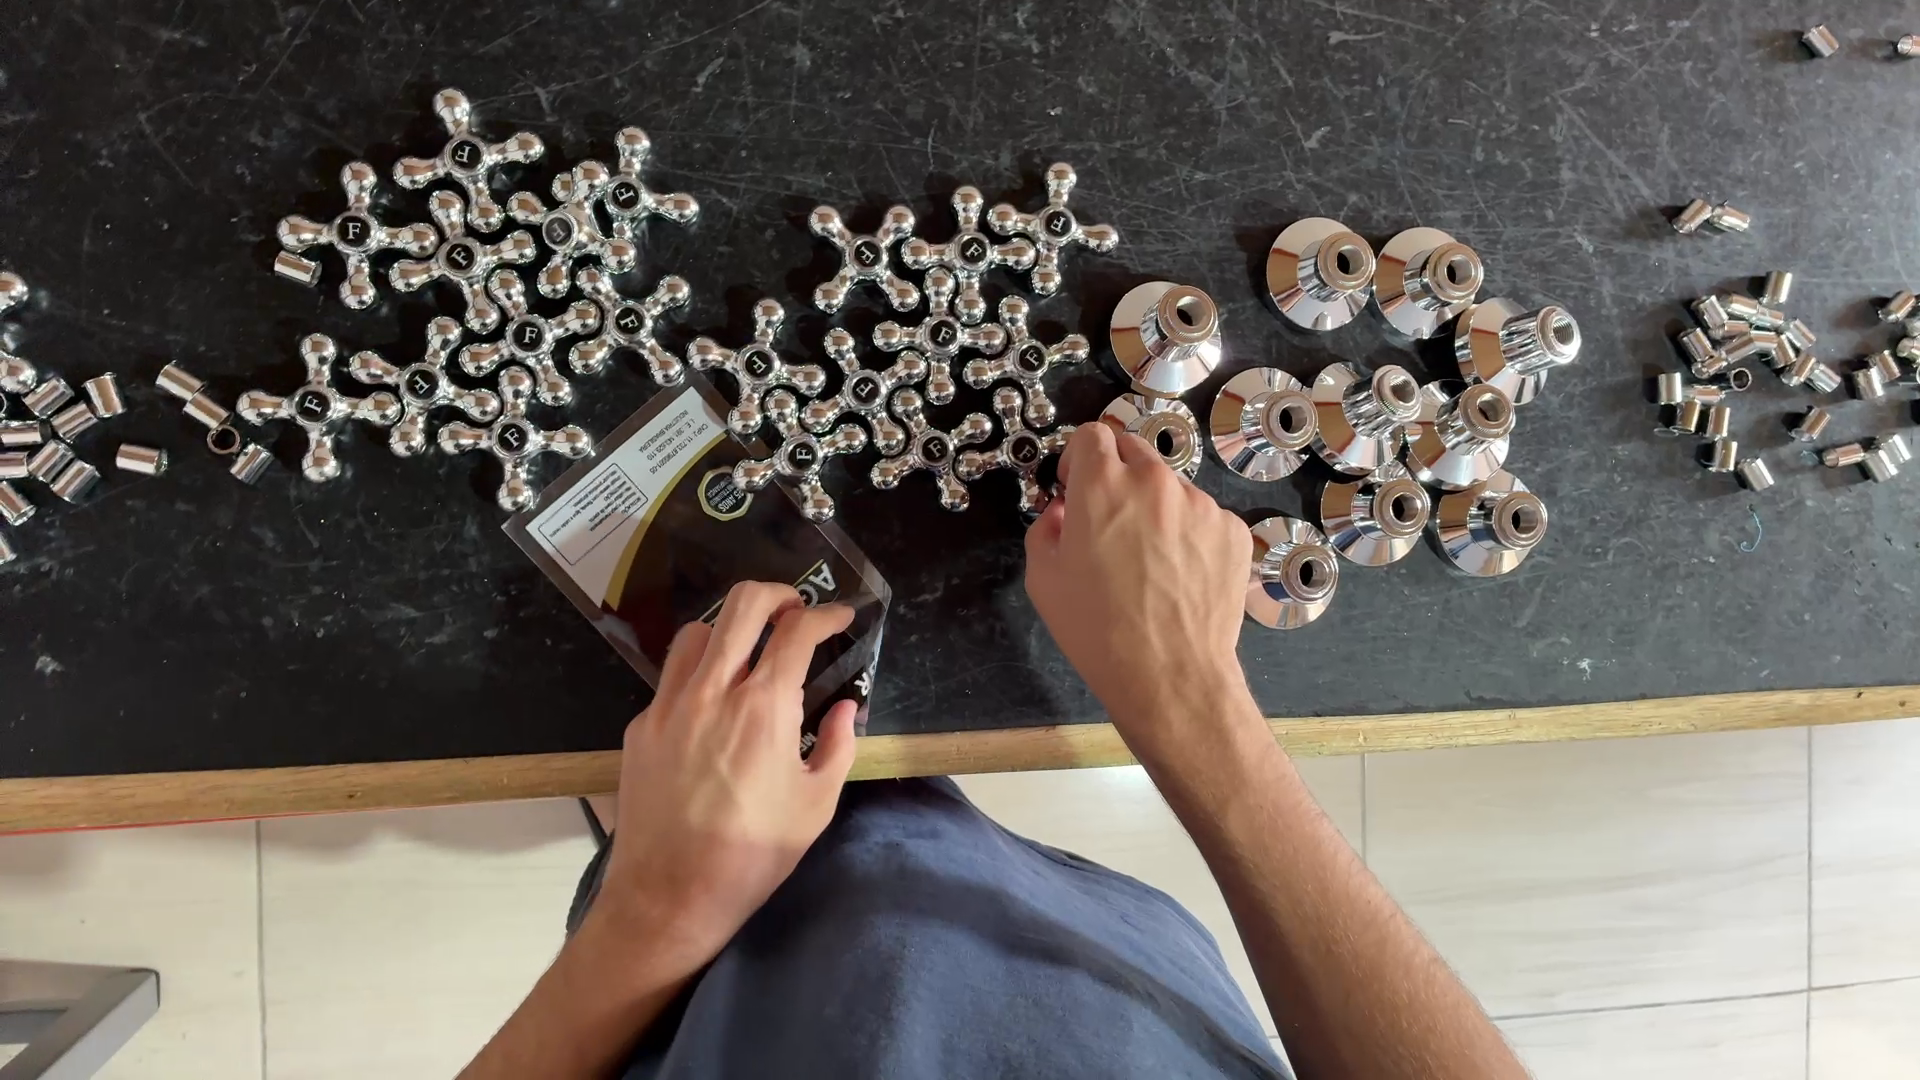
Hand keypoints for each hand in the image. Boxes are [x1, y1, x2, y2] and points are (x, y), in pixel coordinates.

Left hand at [595, 582, 858, 980]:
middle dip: (778, 593)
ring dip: (732, 628)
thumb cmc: (753, 853)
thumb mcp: (817, 804)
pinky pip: (672, 676)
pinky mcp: (641, 727)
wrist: (668, 899)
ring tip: (750, 651)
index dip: (827, 614)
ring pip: (698, 631)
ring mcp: (669, 705)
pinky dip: (700, 670)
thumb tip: (846, 708)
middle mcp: (713, 691)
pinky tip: (713, 704)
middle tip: (797, 609)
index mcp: (763, 708)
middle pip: (743, 605)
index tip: (842, 616)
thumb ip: (838, 744)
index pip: (797, 632)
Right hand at [1024, 423, 1259, 757]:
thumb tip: (1063, 510)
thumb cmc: (1096, 629)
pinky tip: (1179, 573)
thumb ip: (1045, 527)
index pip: (1091, 435)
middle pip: (1132, 450)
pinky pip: (1202, 516)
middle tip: (1109, 520)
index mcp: (1102, 485)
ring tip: (1149, 558)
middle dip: (1116, 475)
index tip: (1075, 484)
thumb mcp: (1043, 578)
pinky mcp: (1232, 529)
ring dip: (1154, 506)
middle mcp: (1154, 481)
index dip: (1078, 458)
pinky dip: (1188, 533)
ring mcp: (1200, 503)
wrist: (1168, 673)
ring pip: (1169, 486)